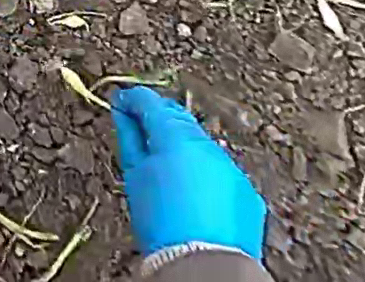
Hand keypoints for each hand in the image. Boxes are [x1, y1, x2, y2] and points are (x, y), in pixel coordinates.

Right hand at [111, 87, 265, 262]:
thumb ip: (129, 138)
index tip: (120, 101)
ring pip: (199, 142)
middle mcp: (205, 143)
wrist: (203, 270)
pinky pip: (219, 168)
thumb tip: (121, 111)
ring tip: (165, 166)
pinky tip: (192, 190)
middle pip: (177, 117)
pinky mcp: (244, 187)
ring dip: (182, 146)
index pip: (151, 103)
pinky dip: (204, 170)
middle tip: (138, 128)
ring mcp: (228, 164)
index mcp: (175, 136)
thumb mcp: (135, 177)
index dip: (132, 99)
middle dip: (158, 118)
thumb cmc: (160, 224)